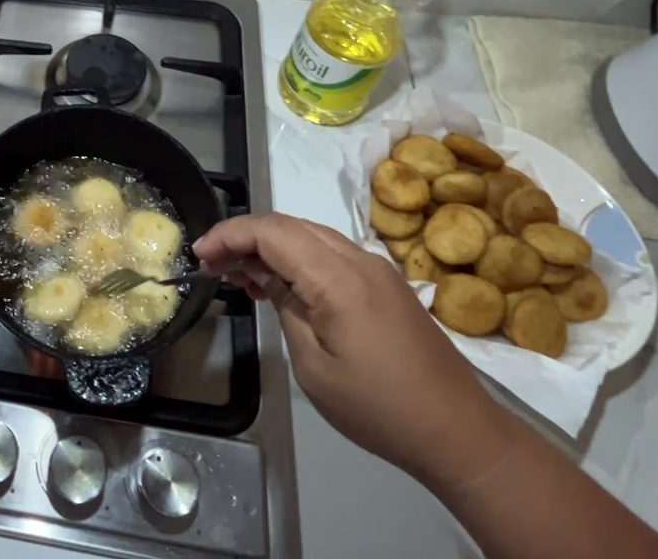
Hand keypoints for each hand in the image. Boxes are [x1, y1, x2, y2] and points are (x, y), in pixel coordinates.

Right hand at [193, 213, 520, 490]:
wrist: (458, 432)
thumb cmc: (379, 407)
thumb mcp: (314, 366)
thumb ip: (286, 308)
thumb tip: (267, 276)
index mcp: (339, 278)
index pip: (272, 232)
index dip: (229, 235)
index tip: (199, 255)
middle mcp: (359, 260)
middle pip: (289, 225)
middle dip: (244, 237)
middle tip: (211, 265)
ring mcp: (376, 269)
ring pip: (310, 235)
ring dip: (270, 246)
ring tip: (237, 275)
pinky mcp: (385, 284)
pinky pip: (330, 253)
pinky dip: (296, 258)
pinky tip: (278, 285)